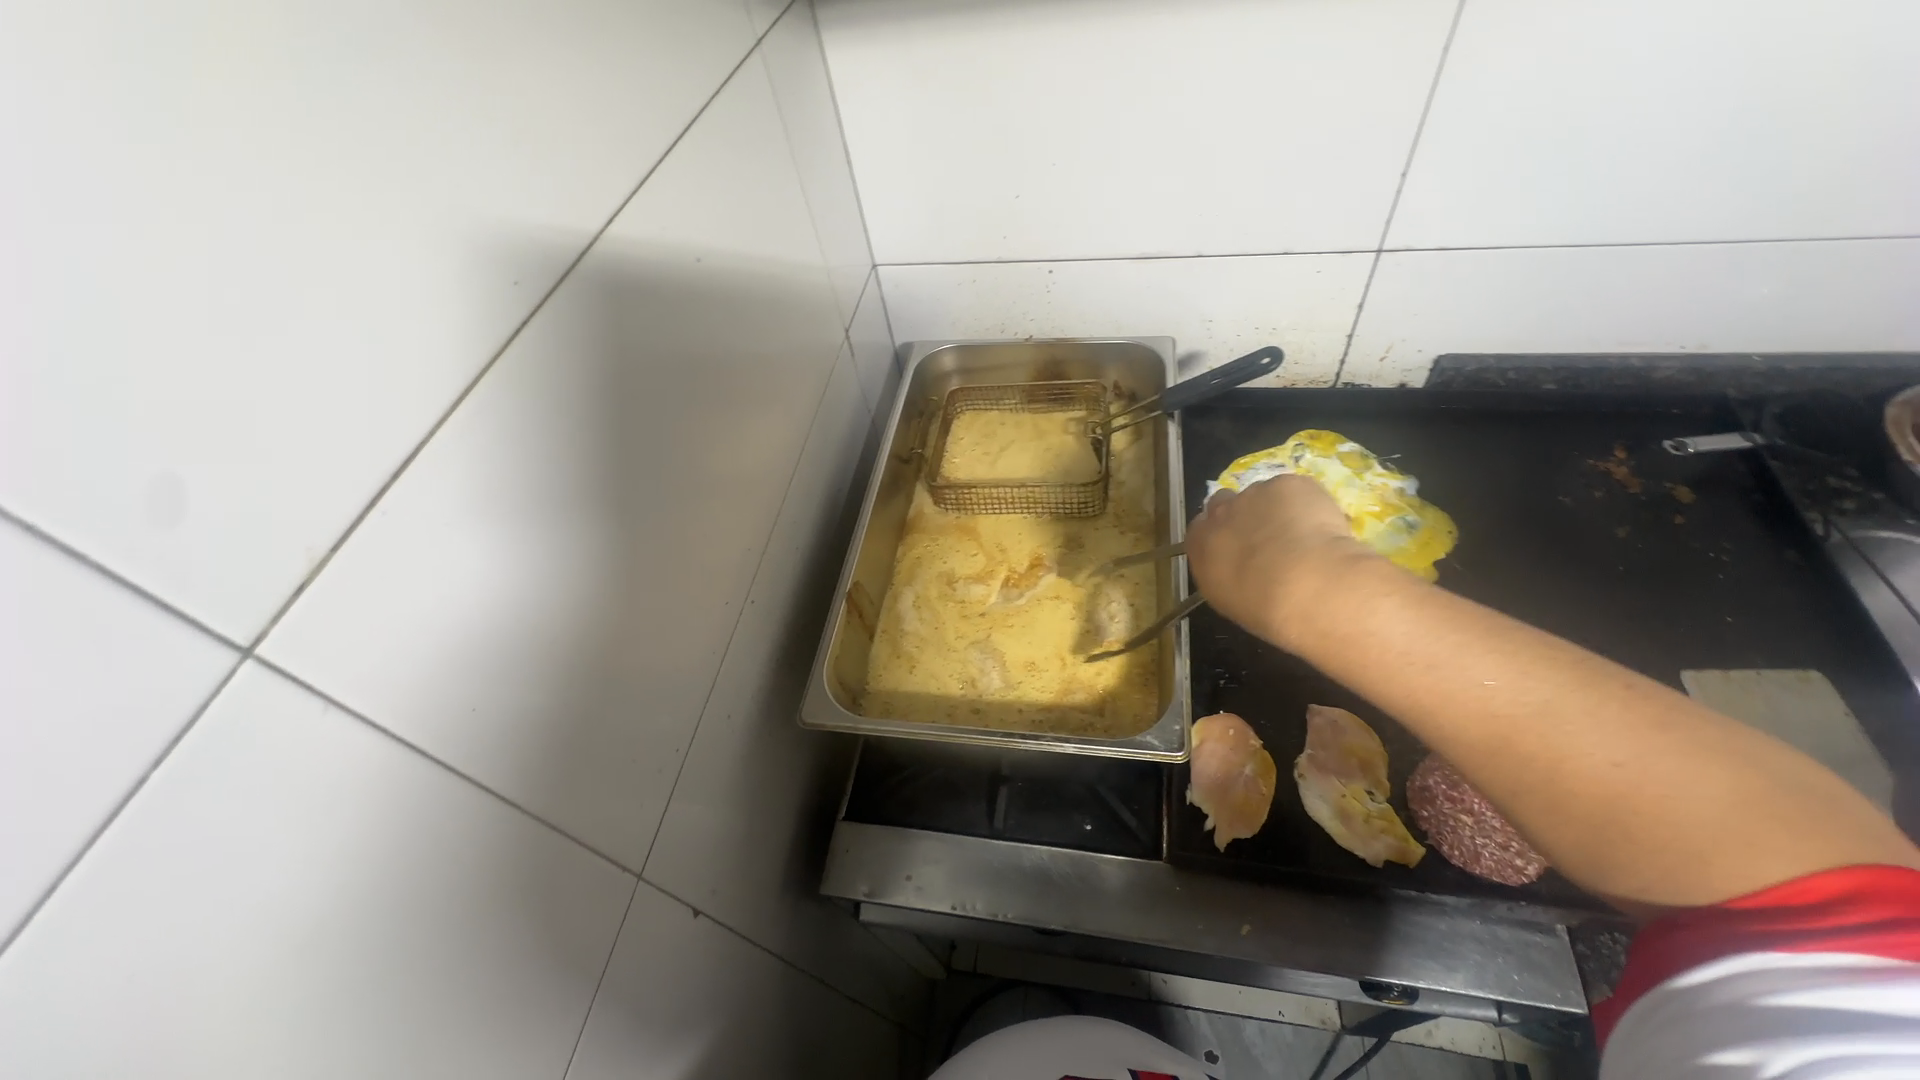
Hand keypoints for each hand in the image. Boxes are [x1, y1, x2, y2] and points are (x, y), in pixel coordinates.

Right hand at [1184, 475, 1385, 649]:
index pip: (1200, 528)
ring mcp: (1254, 494)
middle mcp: (1221, 514)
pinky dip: (1307, 503)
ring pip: (1263, 495)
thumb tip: (1239, 568)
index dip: (1220, 534)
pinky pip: (1295, 490)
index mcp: (1201, 545)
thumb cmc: (1265, 607)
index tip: (1237, 548)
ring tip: (1303, 535)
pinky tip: (1321, 526)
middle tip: (1268, 536)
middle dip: (1242, 514)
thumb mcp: (1229, 599)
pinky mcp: (1287, 484)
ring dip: (1277, 509)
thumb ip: (1226, 573)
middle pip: (1224, 502)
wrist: (1307, 586)